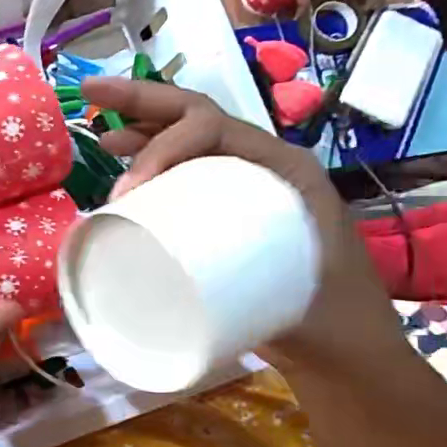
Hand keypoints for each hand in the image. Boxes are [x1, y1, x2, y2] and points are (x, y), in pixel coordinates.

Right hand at [81, 76, 403, 369]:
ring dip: (145, 126)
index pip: (214, 129)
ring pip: (191, 140)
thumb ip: (233, 275)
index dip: (163, 145)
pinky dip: (156, 163)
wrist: (355, 354)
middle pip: (198, 117)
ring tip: (101, 130)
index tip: (126, 190)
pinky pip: (191, 174)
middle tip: (92, 91)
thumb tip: (151, 261)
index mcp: (286, 169)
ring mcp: (249, 190)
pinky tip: (127, 172)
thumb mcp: (290, 289)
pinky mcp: (234, 216)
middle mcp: (267, 167)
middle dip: (143, 100)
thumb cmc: (333, 321)